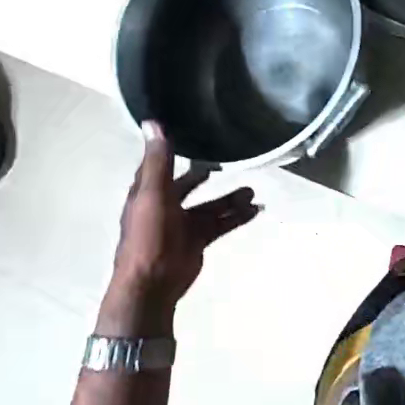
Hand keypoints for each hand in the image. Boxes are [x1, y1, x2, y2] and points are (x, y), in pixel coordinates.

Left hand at [101, 121, 258, 335]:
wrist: (152, 282)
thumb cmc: (148, 234)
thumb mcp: (153, 192)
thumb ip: (158, 160)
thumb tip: (152, 121)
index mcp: (149, 191)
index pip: (161, 165)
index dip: (173, 150)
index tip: (191, 133)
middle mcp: (166, 205)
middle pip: (190, 185)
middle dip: (209, 175)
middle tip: (230, 162)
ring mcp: (183, 225)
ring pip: (211, 206)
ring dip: (230, 198)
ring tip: (253, 190)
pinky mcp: (198, 241)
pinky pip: (221, 224)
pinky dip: (237, 217)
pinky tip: (255, 210)